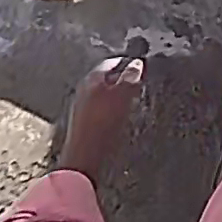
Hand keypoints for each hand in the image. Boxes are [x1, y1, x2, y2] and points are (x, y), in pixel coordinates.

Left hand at [56, 55, 143, 182]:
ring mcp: (81, 110)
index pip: (111, 62)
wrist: (84, 159)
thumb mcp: (124, 94)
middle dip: (122, 79)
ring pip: (103, 95)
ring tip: (132, 100)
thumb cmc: (102, 123)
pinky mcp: (84, 126)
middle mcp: (83, 91)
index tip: (139, 65)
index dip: (127, 62)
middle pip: (106, 79)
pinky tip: (120, 118)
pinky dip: (112, 110)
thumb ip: (131, 76)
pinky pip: (101, 111)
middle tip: (138, 81)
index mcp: (90, 79)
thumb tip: (137, 64)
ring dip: (117, 96)